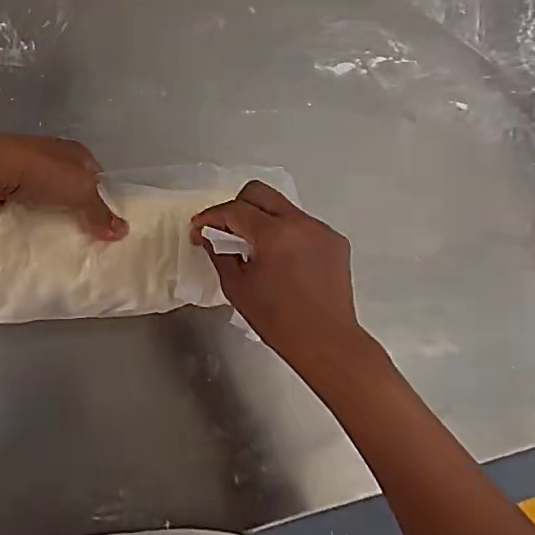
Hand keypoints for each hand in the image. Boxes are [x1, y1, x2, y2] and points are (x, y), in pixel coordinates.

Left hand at [0, 133, 127, 239]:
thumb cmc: (43, 173)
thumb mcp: (80, 193)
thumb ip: (99, 212)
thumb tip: (124, 230)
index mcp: (74, 149)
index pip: (94, 171)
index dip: (97, 192)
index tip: (97, 216)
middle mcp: (50, 148)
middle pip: (67, 176)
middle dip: (70, 197)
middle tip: (73, 224)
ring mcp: (23, 158)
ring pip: (41, 182)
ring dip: (43, 199)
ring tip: (45, 223)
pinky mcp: (0, 169)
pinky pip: (17, 188)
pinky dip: (20, 201)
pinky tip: (19, 216)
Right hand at [192, 181, 372, 371]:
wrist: (327, 342)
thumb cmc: (278, 320)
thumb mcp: (237, 288)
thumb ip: (220, 255)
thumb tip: (210, 237)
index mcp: (274, 234)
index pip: (235, 210)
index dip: (211, 216)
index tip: (199, 227)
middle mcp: (299, 223)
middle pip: (260, 193)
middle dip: (237, 205)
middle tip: (226, 228)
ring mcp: (320, 229)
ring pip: (283, 208)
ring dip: (264, 220)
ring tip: (257, 248)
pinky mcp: (335, 240)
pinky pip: (303, 226)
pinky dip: (288, 235)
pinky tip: (285, 261)